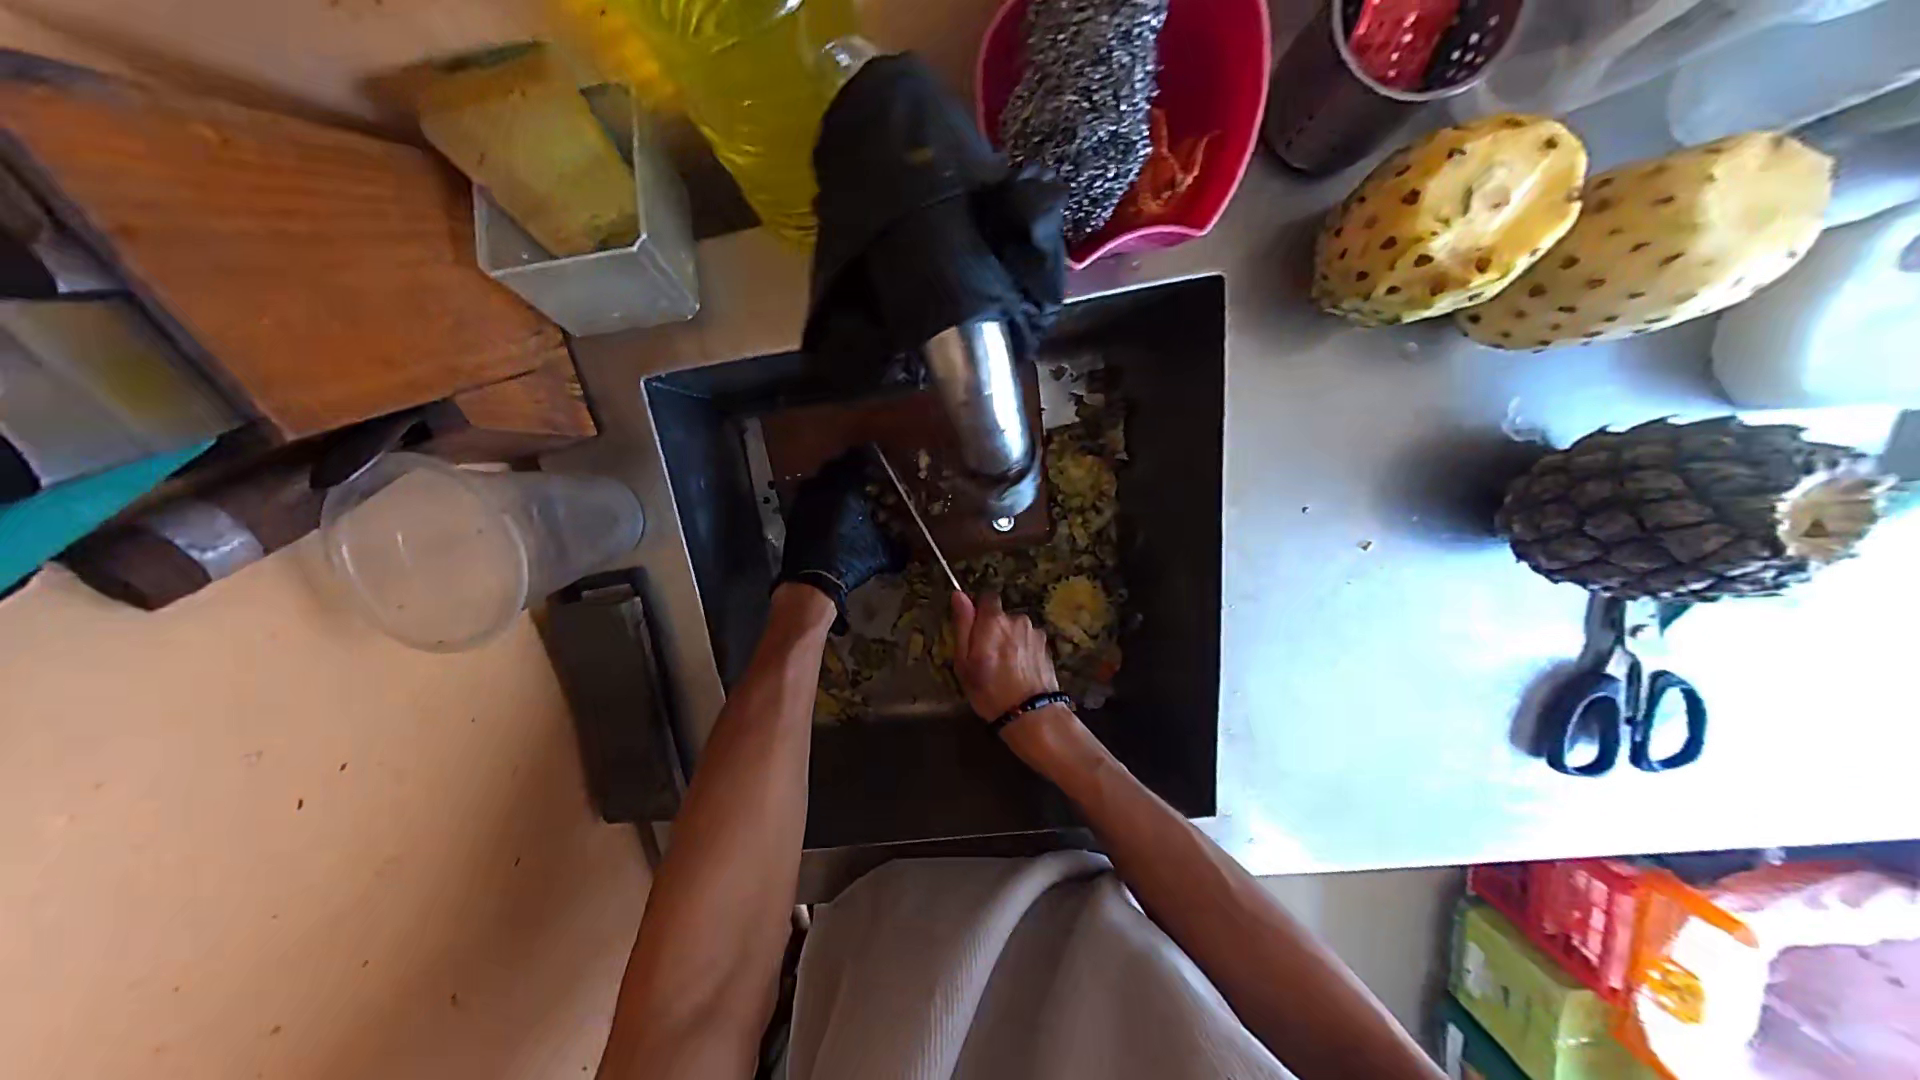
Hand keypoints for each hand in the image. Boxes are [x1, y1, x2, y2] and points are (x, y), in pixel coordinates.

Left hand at [777, 449, 903, 627]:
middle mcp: (823, 489)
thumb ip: (898, 546)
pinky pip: (808, 498)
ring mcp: (805, 502)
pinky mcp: (794, 517)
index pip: (857, 462)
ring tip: (843, 492)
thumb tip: (911, 546)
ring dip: (831, 483)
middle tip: (860, 475)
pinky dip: (819, 500)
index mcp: (845, 490)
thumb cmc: (850, 562)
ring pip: (819, 482)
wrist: (812, 582)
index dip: (866, 458)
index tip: (874, 458)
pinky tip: (828, 512)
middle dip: (847, 469)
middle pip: (835, 468)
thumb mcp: (882, 554)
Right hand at [950, 592, 1059, 720]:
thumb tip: (958, 594)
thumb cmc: (989, 690)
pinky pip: (1029, 642)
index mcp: (994, 620)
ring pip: (1017, 630)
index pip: (987, 597)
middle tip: (987, 658)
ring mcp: (1035, 633)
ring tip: (1005, 668)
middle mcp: (1017, 620)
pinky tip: (1020, 672)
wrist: (1031, 714)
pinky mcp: (1047, 647)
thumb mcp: (964, 661)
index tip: (975, 631)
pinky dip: (1024, 652)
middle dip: (995, 630)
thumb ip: (963, 624)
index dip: (979, 611)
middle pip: (1002, 617)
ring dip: (1011, 641)